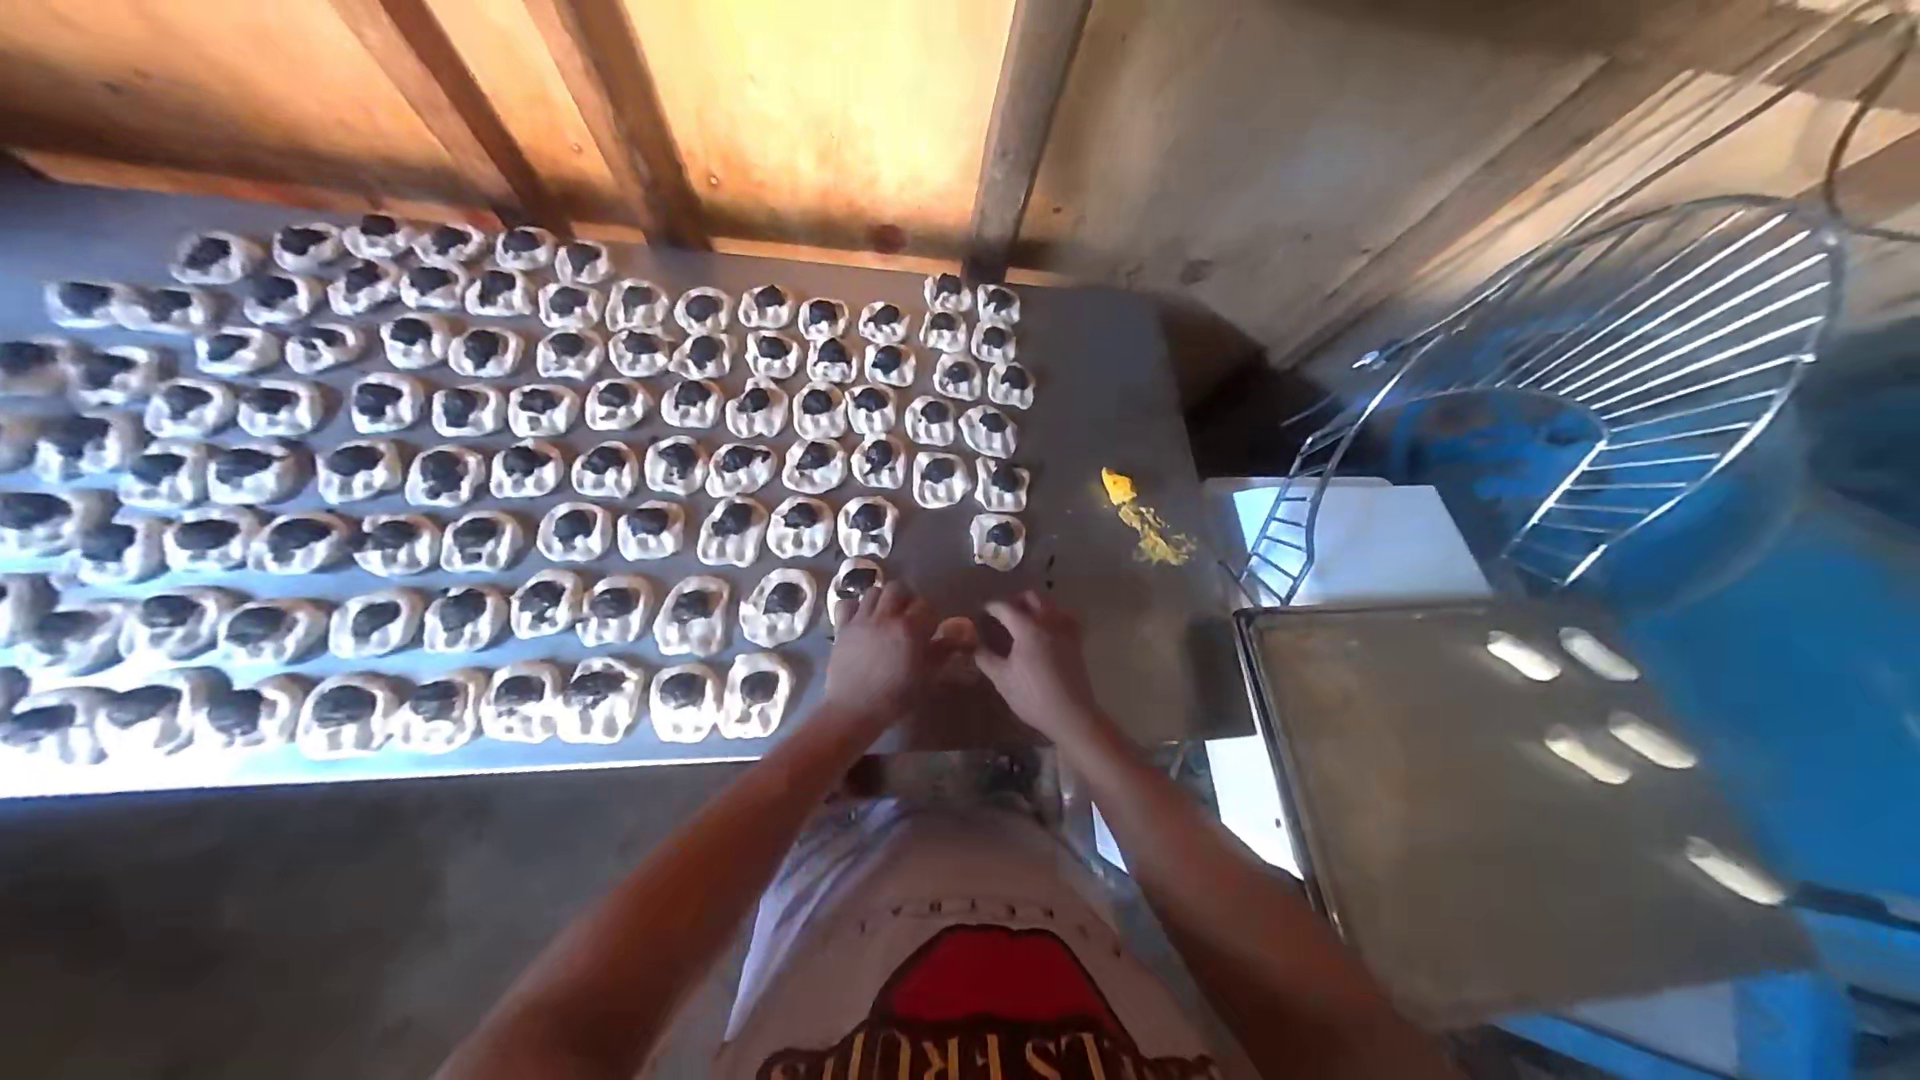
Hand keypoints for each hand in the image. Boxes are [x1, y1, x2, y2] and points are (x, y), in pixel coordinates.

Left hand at [823, 581, 937, 726]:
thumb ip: (942, 652)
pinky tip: (860, 619)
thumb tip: (959, 637)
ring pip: (873, 591)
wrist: (854, 709)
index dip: (930, 617)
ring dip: (882, 600)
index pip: (926, 606)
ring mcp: (861, 620)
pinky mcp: (842, 628)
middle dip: (906, 599)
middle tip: (907, 616)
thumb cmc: (895, 698)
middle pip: (898, 588)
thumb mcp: (925, 677)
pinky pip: (846, 604)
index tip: (929, 631)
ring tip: (885, 616)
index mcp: (909, 629)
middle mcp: (885, 617)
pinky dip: (854, 607)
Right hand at [974, 591, 1110, 744]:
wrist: (1070, 715)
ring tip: (1024, 618)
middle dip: (1015, 600)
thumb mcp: (1002, 679)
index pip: (1005, 608)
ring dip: (1036, 605)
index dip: (991, 606)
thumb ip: (985, 658)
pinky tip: (1049, 628)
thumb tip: (974, 644)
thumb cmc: (1032, 697)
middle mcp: (1049, 623)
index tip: (981, 610)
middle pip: (1032, 597)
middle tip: (1002, 613)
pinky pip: (1067, 618)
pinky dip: (1056, 615)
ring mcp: (1065, 631)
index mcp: (1028, 629)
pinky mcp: (1076, 642)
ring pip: (1051, 604)